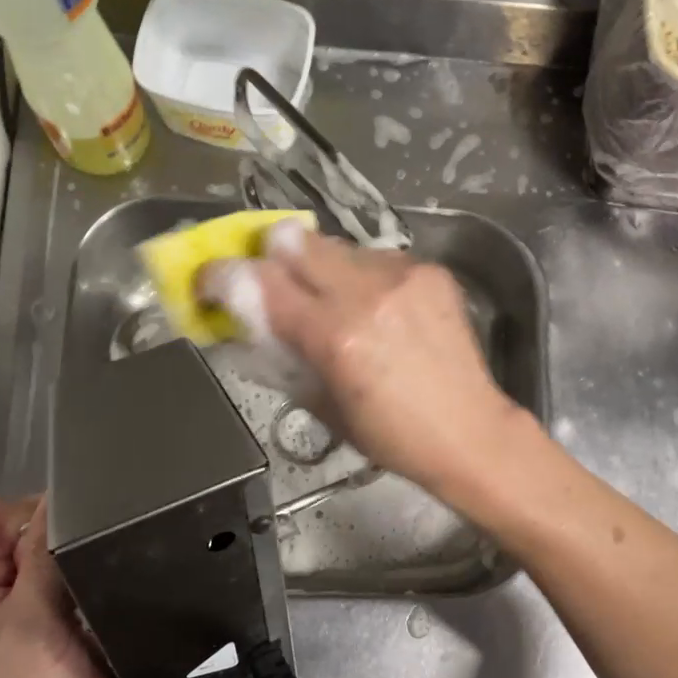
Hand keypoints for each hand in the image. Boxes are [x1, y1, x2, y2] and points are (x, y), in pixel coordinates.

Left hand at [0, 496, 115, 677]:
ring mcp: (26, 613)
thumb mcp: (26, 621)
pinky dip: (93, 579)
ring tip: (114, 551)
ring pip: (55, 561)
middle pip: (24, 538)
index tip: (75, 510)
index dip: (27, 511)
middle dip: (58, 533)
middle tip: (102, 530)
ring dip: (78, 557)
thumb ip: (41, 558)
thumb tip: (57, 502)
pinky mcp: (62, 628)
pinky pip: (77, 587)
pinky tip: (120, 573)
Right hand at [235, 220, 531, 493]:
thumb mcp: (323, 406)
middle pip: (293, 241)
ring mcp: (403, 275)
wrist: (469, 432)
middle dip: (272, 259)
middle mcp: (367, 292)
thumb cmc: (392, 437)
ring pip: (336, 246)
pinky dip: (363, 277)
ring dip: (321, 269)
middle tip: (273, 284)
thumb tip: (243, 327)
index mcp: (335, 335)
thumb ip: (280, 357)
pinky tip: (378, 310)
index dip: (221, 276)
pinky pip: (377, 258)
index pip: (257, 282)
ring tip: (336, 304)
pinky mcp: (430, 271)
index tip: (208, 280)